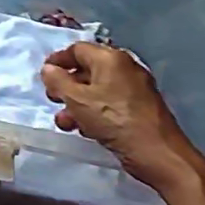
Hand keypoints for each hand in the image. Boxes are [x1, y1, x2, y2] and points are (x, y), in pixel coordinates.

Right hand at [40, 42, 204, 194]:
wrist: (161, 155)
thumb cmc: (115, 121)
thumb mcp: (76, 100)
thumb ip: (57, 81)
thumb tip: (49, 70)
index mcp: (111, 59)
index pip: (77, 49)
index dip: (57, 61)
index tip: (44, 76)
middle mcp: (126, 68)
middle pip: (87, 69)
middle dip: (66, 85)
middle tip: (54, 99)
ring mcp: (137, 89)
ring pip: (97, 89)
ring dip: (77, 102)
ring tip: (66, 122)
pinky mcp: (142, 108)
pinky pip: (111, 102)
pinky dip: (95, 111)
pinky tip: (86, 129)